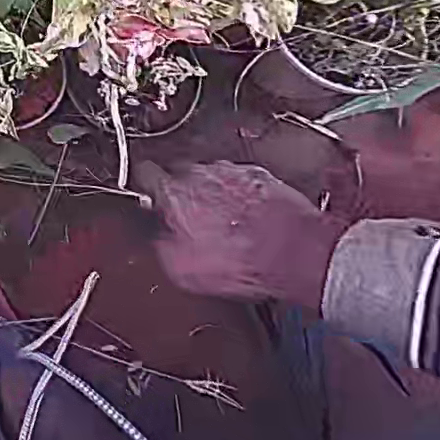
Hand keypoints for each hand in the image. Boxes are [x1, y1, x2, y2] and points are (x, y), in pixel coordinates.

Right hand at [137, 160, 345, 305]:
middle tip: (191, 219)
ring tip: (225, 224)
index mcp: (173, 191)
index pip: (144, 172)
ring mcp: (230, 171)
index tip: (148, 196)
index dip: (144, 185)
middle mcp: (199, 173)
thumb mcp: (181, 268)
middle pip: (178, 173)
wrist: (296, 252)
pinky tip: (249, 220)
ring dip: (212, 194)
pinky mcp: (259, 175)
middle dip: (181, 192)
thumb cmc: (242, 261)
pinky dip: (241, 196)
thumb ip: (159, 244)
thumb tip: (155, 238)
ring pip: (210, 177)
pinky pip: (239, 181)